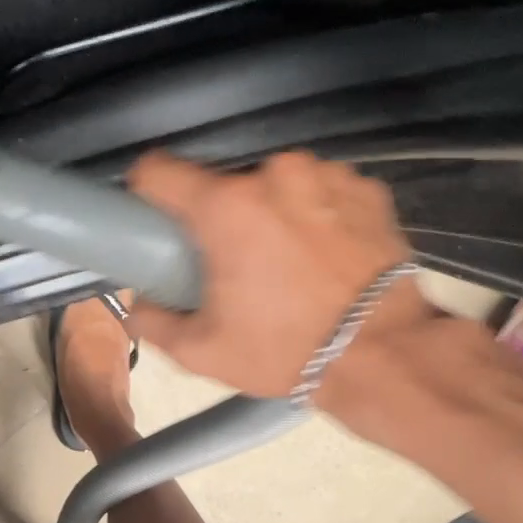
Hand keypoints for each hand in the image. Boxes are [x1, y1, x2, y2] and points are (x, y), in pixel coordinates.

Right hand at [124, 151, 429, 399]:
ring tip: (281, 266)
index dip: (145, 195)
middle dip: (216, 220)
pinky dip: (311, 218)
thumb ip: (151, 321)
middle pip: (221, 185)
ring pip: (273, 188)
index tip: (153, 225)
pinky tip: (320, 259)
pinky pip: (319, 193)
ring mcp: (328, 174)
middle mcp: (275, 173)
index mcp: (226, 207)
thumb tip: (139, 302)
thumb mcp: (198, 352)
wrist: (383, 352)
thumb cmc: (282, 350)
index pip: (158, 171)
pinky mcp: (367, 186)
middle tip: (226, 267)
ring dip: (266, 216)